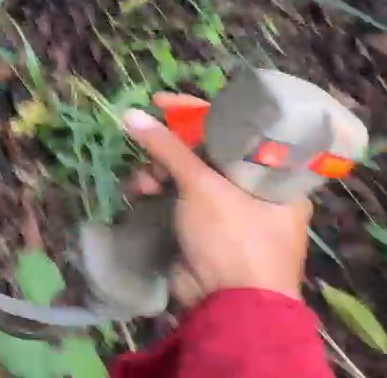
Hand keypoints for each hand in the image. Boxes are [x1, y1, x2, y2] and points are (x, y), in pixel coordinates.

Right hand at [125, 94, 311, 305]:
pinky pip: (173, 193)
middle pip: (203, 153)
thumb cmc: (233, 238)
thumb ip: (167, 148)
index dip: (198, 114)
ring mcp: (227, 211)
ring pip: (182, 173)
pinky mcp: (201, 225)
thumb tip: (129, 114)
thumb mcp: (202, 187)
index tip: (159, 101)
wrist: (231, 301)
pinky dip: (154, 189)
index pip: (236, 135)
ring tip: (143, 182)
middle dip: (168, 148)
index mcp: (273, 183)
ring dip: (156, 171)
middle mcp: (253, 193)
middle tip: (146, 144)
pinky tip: (141, 194)